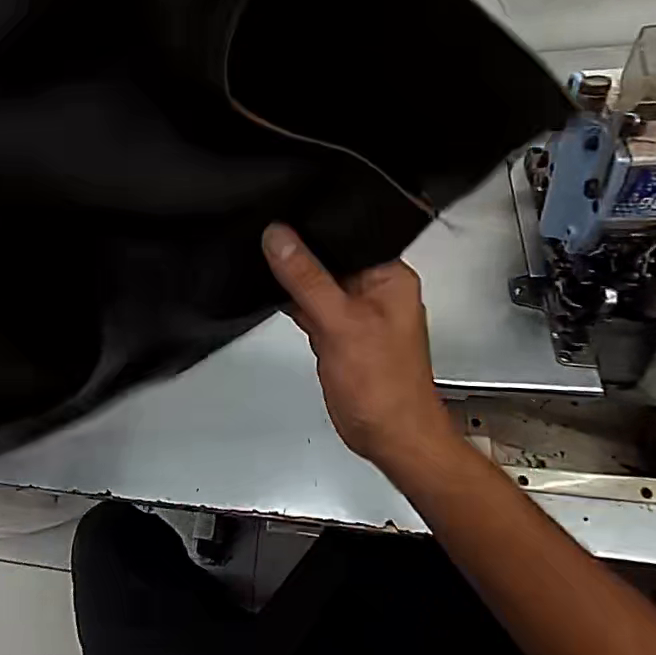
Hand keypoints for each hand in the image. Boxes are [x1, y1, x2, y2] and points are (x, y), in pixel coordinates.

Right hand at [262, 223, 459, 473]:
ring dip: (295, 280)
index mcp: (390, 275)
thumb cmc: (385, 387)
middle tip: (265, 240)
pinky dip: (296, 304)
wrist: (390, 438)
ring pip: (318, 280)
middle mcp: (375, 288)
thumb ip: (307, 278)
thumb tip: (278, 238)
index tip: (280, 216)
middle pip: (330, 255)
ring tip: (268, 269)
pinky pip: (312, 305)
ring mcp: (357, 310)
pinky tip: (276, 298)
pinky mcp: (340, 330)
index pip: (348, 232)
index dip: (315, 223)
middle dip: (300, 252)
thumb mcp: (340, 323)